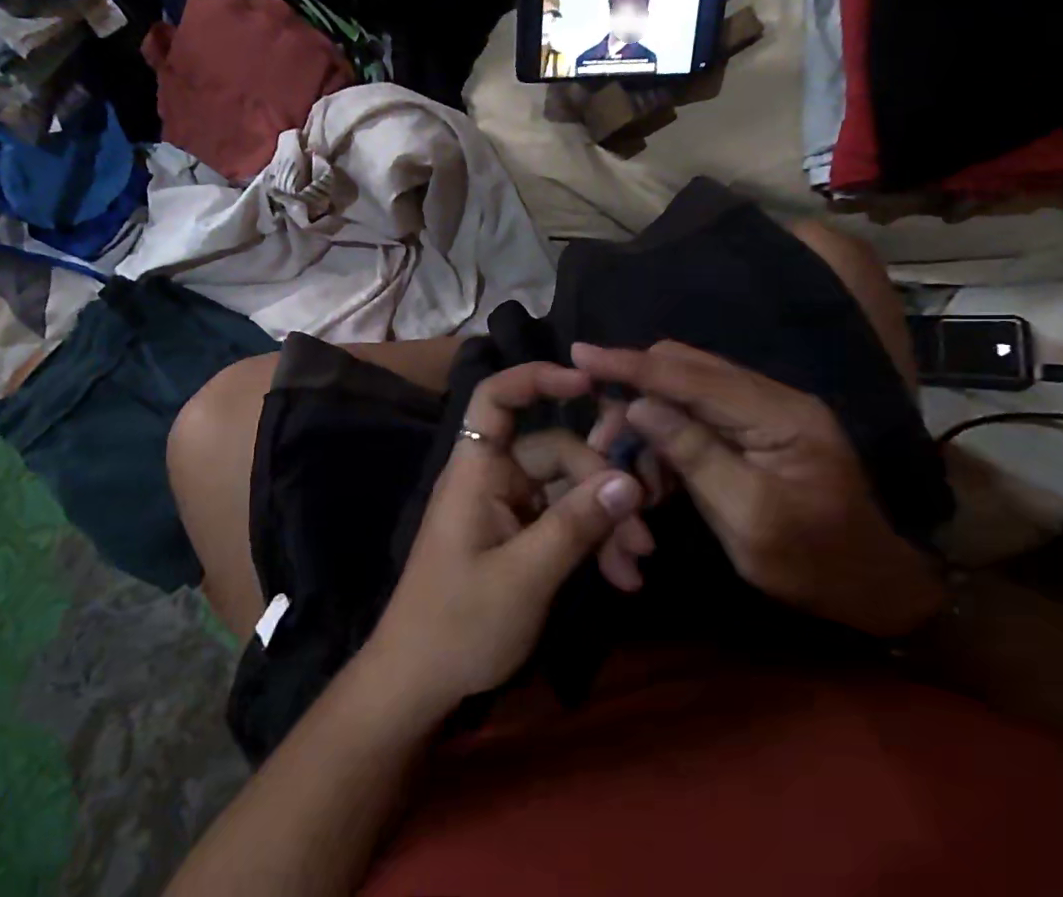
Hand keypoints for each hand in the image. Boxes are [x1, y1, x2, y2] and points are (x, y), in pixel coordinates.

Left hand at [362, 363, 645, 714]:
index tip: (590, 385)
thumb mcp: (525, 577)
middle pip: (559, 453)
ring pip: (571, 491)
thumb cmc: (458, 624)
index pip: (496, 399)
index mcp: (477, 472)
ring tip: (635, 566)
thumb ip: (576, 525)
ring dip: (607, 523)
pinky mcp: (523, 537)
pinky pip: (566, 522)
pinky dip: (594, 543)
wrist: (421, 683)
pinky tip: (622, 577)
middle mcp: (494, 480)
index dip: (538, 379)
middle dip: (603, 488)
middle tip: (642, 537)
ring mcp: (510, 509)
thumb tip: (629, 481)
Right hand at [570, 341, 945, 635]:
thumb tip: (638, 404)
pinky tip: (657, 479)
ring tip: (631, 473)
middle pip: (686, 370)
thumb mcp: (747, 515)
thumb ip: (693, 453)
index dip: (631, 365)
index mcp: (778, 414)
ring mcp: (764, 413)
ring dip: (649, 426)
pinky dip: (668, 443)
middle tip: (604, 440)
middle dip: (635, 396)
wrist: (865, 586)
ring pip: (686, 393)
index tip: (580, 354)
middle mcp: (771, 399)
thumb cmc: (810, 560)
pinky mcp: (754, 432)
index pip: (691, 375)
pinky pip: (697, 419)